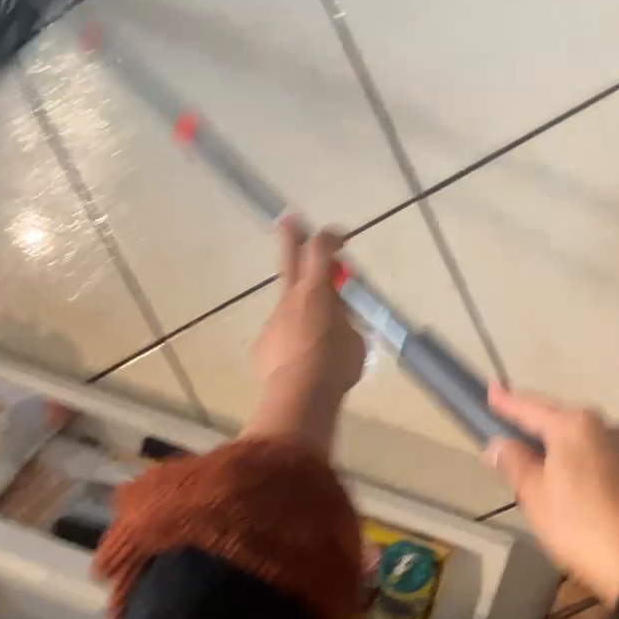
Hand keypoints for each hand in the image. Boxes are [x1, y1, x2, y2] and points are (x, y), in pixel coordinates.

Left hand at [254, 217, 364, 401]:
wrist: (299, 398)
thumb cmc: (335, 367)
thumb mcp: (355, 340)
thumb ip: (347, 321)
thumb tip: (340, 317)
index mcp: (317, 292)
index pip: (321, 249)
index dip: (330, 238)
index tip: (339, 238)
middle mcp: (291, 299)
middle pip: (288, 256)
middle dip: (291, 235)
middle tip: (290, 221)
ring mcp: (273, 320)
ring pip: (288, 306)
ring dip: (302, 311)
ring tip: (317, 336)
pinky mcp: (263, 344)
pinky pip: (281, 337)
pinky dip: (292, 344)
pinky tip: (303, 365)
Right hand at [482, 384, 618, 601]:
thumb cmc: (584, 528)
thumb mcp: (537, 499)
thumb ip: (516, 465)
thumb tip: (498, 443)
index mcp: (576, 426)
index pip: (532, 408)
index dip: (508, 402)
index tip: (492, 391)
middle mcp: (610, 427)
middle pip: (564, 422)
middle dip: (540, 429)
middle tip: (516, 441)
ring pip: (590, 444)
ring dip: (567, 452)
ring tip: (547, 472)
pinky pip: (609, 464)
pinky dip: (590, 470)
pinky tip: (583, 492)